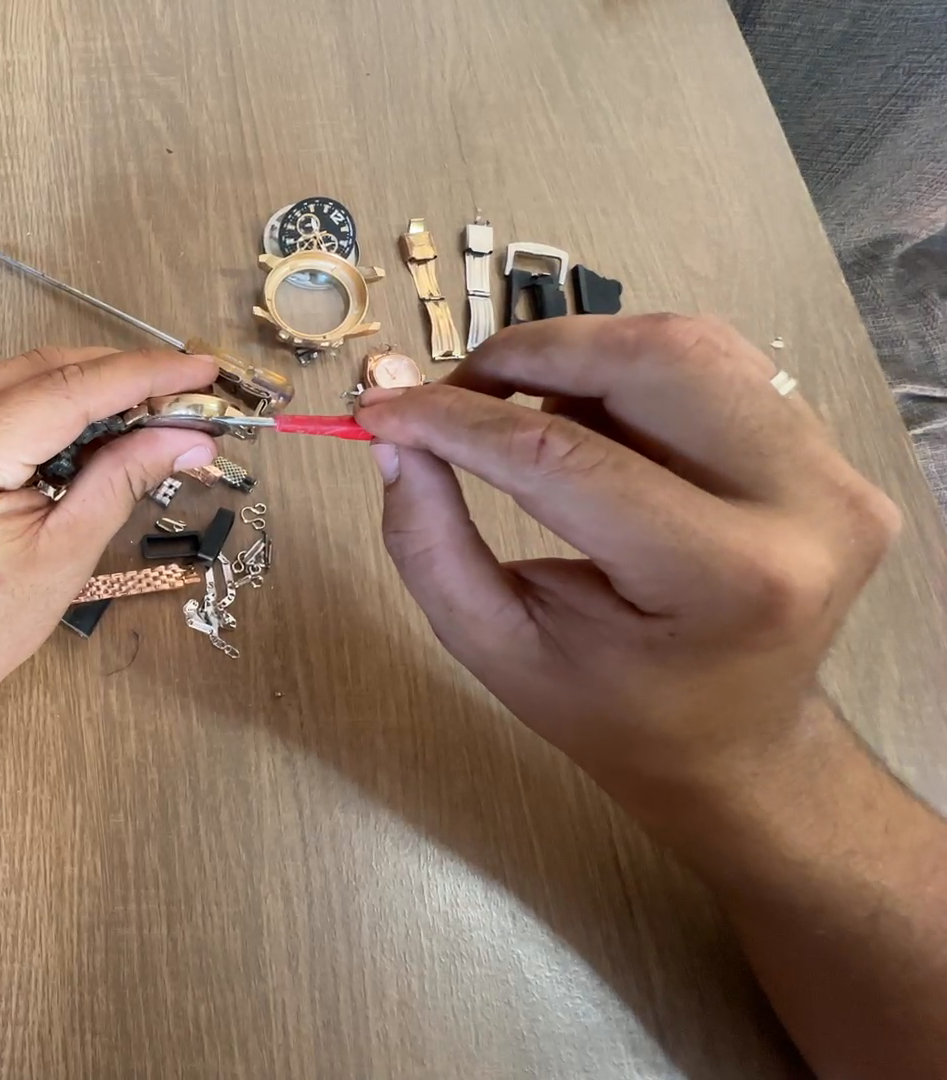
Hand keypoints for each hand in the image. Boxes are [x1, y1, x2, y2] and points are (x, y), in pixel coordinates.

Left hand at [0, 346, 218, 727]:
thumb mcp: (66, 552)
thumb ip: (125, 477)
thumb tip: (190, 436)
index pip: (63, 390)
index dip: (140, 374)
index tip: (200, 369)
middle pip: (38, 371)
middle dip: (116, 376)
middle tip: (182, 396)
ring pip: (16, 377)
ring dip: (83, 386)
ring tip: (146, 412)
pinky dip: (45, 404)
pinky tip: (88, 426)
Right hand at [354, 315, 901, 807]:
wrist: (729, 737)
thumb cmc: (596, 703)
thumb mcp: (484, 637)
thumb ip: (425, 538)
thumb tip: (388, 435)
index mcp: (718, 577)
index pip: (558, 455)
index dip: (450, 419)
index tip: (375, 411)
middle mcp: (804, 505)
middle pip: (650, 358)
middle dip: (520, 356)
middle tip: (443, 397)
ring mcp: (830, 469)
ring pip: (682, 344)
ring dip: (565, 357)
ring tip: (499, 410)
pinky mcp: (823, 451)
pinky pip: (701, 367)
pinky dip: (606, 373)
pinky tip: (563, 421)